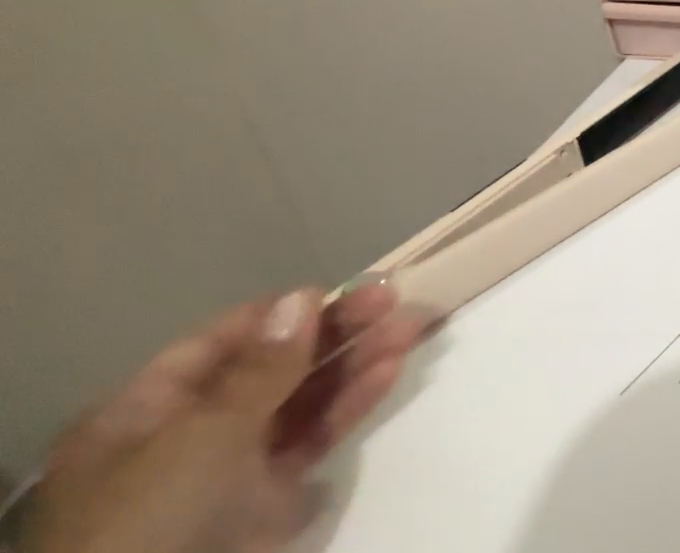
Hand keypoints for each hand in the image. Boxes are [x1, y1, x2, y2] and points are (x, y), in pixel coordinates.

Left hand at [20, 282, 422, 552]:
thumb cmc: (156, 510)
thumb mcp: (203, 431)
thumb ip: (261, 365)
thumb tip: (302, 296)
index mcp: (148, 409)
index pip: (222, 341)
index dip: (282, 312)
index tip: (342, 288)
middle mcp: (190, 429)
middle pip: (273, 365)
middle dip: (334, 330)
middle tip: (392, 298)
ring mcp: (233, 464)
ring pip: (303, 398)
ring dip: (357, 359)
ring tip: (410, 326)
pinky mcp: (271, 496)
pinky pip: (315, 436)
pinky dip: (353, 403)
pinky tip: (390, 370)